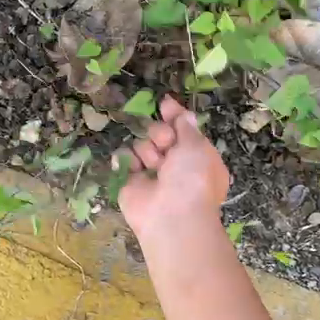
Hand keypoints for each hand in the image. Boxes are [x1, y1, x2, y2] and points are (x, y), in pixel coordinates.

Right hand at [118, 96, 231, 262]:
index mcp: (196, 157)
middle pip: (160, 133)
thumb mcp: (196, 144)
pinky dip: (125, 159)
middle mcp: (174, 165)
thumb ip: (185, 125)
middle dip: (161, 134)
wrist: (172, 216)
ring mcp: (151, 174)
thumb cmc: (193, 177)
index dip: (174, 116)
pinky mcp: (130, 182)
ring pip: (142, 144)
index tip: (165, 104)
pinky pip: (123, 159)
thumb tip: (182, 112)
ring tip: (153, 165)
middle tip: (166, 145)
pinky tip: (134, 166)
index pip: (183, 129)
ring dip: (147, 149)